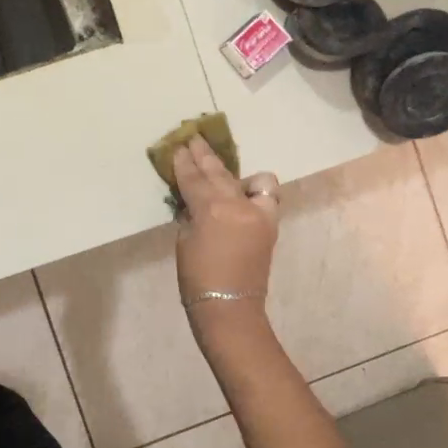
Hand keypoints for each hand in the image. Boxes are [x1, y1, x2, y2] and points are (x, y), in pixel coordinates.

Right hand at [171, 136, 281, 343]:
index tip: (178, 147)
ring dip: (232, 174)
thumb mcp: (184, 242)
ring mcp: (259, 213)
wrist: (229, 307)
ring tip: (220, 173)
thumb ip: (190, 216)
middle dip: (205, 157)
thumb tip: (193, 202)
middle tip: (194, 140)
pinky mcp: (270, 224)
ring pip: (250, 179)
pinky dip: (253, 191)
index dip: (183, 164)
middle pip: (220, 173)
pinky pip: (265, 196)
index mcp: (212, 210)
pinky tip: (241, 194)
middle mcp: (239, 205)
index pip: (194, 180)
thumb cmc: (197, 278)